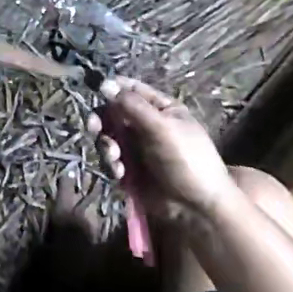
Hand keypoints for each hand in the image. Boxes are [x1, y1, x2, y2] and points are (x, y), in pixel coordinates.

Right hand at [86, 78, 236, 220]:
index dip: (113, 88)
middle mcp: (147, 125)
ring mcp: (138, 148)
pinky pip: (112, 160)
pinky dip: (113, 164)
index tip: (97, 91)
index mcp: (161, 108)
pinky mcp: (131, 170)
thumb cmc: (187, 159)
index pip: (132, 89)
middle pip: (114, 113)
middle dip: (102, 120)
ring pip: (109, 137)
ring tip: (115, 158)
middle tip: (94, 127)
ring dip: (107, 146)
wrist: (198, 208)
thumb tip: (105, 83)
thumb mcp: (162, 127)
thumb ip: (132, 106)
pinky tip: (121, 174)